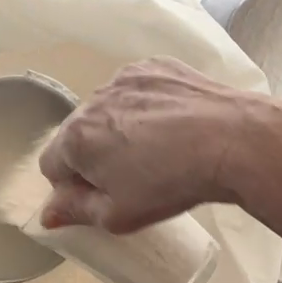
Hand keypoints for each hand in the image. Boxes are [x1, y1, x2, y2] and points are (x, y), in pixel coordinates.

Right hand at [40, 57, 281, 233]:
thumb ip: (75, 212)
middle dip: (92, 156)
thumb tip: (47, 214)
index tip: (97, 197)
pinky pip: (134, 91)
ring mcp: (125, 78)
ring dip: (116, 130)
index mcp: (76, 139)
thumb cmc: (170, 184)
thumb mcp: (117, 216)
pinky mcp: (155, 67)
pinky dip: (142, 108)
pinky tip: (168, 127)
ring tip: (153, 151)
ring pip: (105, 111)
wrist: (233, 141)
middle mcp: (92, 100)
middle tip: (128, 178)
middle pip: (76, 135)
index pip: (50, 166)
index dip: (70, 187)